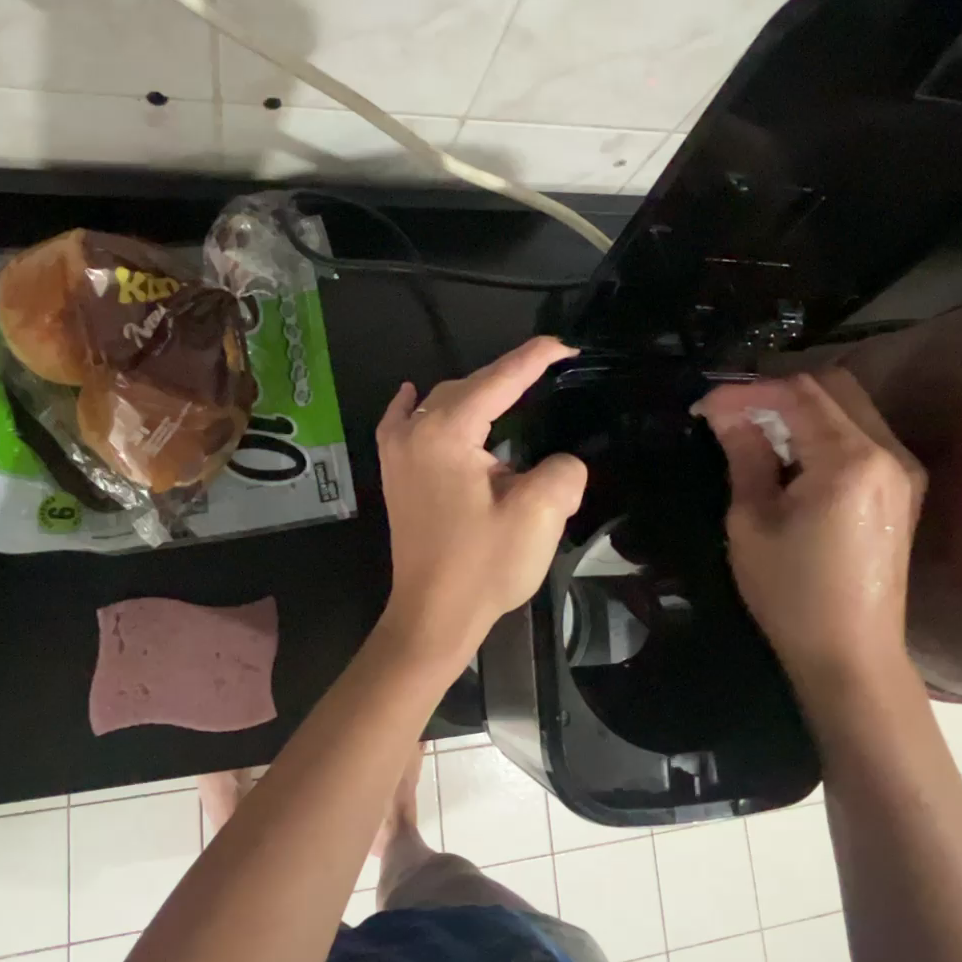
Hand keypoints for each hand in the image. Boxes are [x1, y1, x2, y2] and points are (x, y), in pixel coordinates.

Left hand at [375, 337, 587, 667]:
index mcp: (446, 433)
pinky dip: (413, 405)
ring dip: (476, 394)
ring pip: (439, 403)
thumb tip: (559, 462)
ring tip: (511, 391)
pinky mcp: (395, 474)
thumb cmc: (483, 566)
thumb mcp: (539, 515)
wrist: (433, 615)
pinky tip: (411, 393)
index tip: (566, 346)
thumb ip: (561, 471)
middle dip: (508, 377)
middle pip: (467, 387)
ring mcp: (397, 453)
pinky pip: (401, 423)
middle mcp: (414, 432)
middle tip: (550, 373)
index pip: (499, 380)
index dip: (535, 359)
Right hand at [694, 369, 925, 687]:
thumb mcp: (752, 521)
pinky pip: (862, 435)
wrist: (851, 653)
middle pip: (831, 387)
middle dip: (776, 391)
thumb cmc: (791, 593)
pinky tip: (791, 456)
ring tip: (756, 432)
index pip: (796, 394)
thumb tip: (725, 413)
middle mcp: (887, 453)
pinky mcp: (902, 489)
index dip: (746, 391)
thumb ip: (744, 456)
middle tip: (731, 414)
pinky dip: (823, 430)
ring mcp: (902, 470)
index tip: (705, 407)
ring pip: (850, 407)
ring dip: (800, 408)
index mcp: (849, 461)